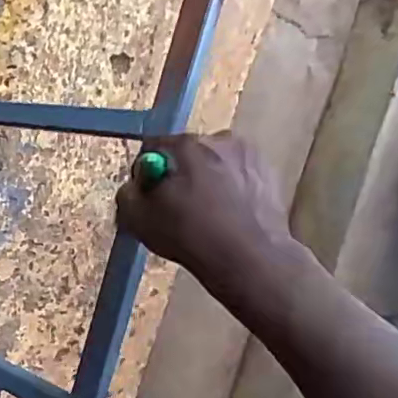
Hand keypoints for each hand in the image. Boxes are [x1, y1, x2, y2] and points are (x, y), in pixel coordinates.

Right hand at [115, 132, 304, 300]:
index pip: (153, 148)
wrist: (249, 258)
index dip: (147, 174)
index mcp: (185, 145)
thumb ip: (128, 194)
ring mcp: (248, 155)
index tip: (149, 198)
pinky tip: (229, 217)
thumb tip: (134, 186)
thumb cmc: (189, 235)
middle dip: (179, 176)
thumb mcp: (138, 219)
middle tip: (177, 209)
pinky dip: (231, 190)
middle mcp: (218, 140)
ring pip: (215, 165)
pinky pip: (239, 177)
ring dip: (207, 181)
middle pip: (187, 154)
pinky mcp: (269, 174)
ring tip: (206, 216)